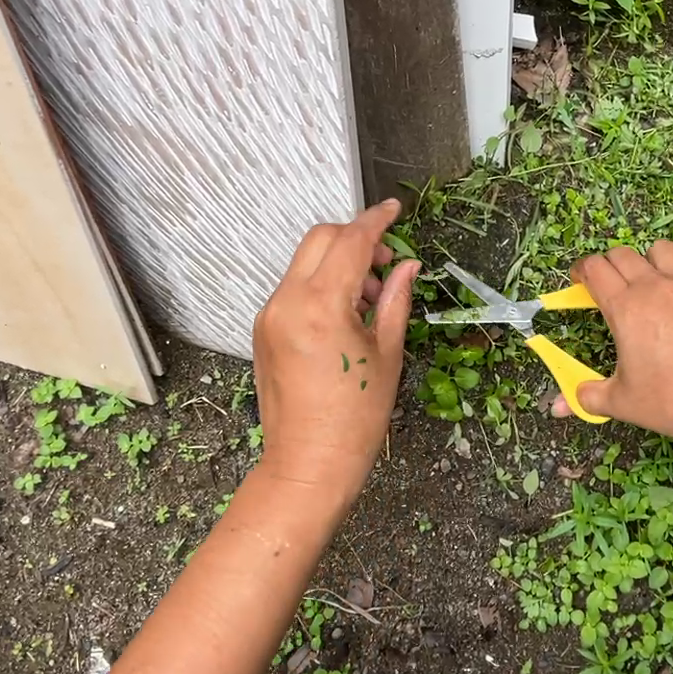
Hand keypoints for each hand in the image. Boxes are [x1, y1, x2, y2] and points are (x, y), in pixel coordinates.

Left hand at [253, 200, 420, 505]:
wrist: (307, 464)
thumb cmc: (357, 416)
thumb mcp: (388, 353)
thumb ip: (396, 300)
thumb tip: (408, 265)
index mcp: (321, 306)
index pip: (351, 242)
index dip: (376, 221)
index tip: (396, 209)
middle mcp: (287, 301)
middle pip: (321, 239)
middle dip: (357, 239)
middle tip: (388, 266)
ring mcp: (270, 314)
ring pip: (306, 260)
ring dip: (341, 262)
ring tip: (372, 300)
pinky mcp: (264, 328)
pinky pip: (295, 285)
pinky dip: (323, 282)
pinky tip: (347, 313)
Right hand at [549, 241, 672, 455]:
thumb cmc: (672, 401)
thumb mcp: (621, 402)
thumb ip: (586, 396)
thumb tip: (559, 406)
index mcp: (625, 307)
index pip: (594, 268)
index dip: (581, 270)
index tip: (580, 280)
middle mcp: (654, 287)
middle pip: (622, 254)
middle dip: (609, 265)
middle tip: (607, 284)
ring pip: (660, 249)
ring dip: (647, 260)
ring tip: (647, 282)